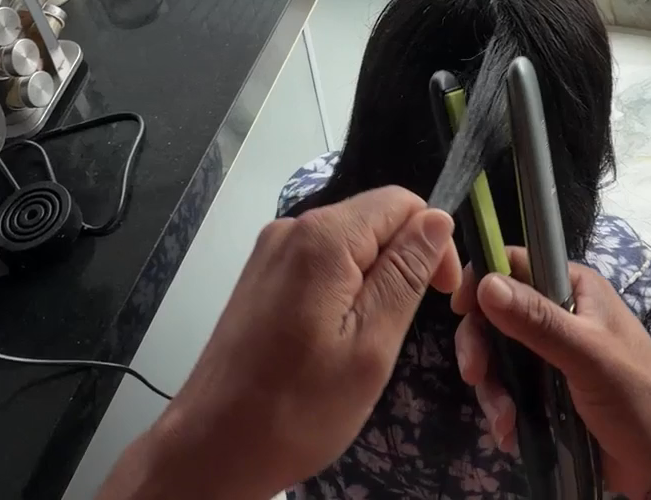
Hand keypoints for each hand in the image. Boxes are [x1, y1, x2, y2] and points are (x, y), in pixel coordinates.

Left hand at [98, 187, 460, 499]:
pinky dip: (342, 286)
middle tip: (402, 326)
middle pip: (373, 217)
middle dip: (402, 259)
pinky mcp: (261, 272)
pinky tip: (334, 335)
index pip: (401, 202)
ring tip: (366, 338)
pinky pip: (320, 259)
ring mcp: (272, 249)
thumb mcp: (371, 345)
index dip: (431, 240)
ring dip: (372, 277)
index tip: (439, 294)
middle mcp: (293, 228)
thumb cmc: (296, 408)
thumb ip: (406, 273)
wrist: (212, 448)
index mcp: (323, 237)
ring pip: (348, 240)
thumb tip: (438, 218)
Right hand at [452, 249, 650, 499]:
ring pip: (499, 354)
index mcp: (573, 286)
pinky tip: (509, 434)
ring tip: (502, 422)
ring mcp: (552, 351)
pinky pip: (510, 387)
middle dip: (481, 346)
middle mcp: (559, 311)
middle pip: (497, 313)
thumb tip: (485, 283)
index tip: (460, 308)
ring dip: (492, 387)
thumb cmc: (639, 399)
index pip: (515, 263)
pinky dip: (503, 408)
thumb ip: (537, 320)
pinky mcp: (547, 389)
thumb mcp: (587, 355)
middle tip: (473, 375)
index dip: (482, 279)